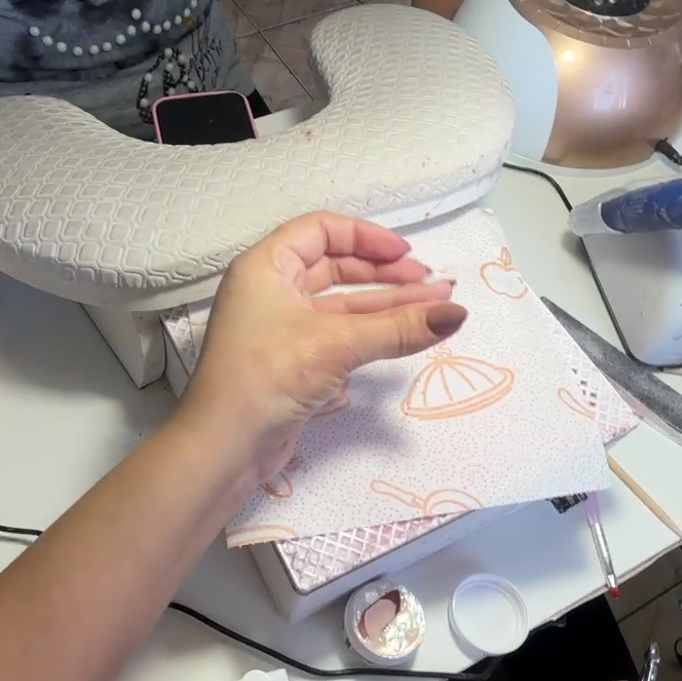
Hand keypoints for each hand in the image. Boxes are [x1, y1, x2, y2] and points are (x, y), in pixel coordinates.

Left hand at [176, 213, 466, 483]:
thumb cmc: (267, 377)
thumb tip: (457, 315)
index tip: (408, 254)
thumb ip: (398, 328)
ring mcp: (279, 331)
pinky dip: (360, 348)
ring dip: (384, 313)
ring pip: (339, 311)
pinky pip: (333, 345)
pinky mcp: (290, 366)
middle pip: (335, 270)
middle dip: (386, 278)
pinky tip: (384, 360)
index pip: (321, 231)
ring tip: (432, 316)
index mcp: (265, 267)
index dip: (367, 237)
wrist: (223, 449)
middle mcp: (270, 293)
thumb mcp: (336, 344)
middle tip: (434, 287)